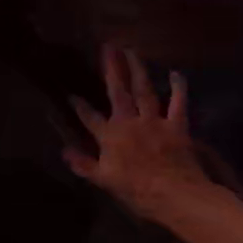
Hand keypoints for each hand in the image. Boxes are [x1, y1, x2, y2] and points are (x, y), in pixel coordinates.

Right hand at [66, 45, 214, 219]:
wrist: (178, 195)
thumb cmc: (138, 190)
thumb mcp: (104, 180)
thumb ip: (84, 164)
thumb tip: (64, 150)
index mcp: (109, 135)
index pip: (89, 117)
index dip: (78, 105)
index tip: (70, 94)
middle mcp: (129, 122)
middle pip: (117, 91)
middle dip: (111, 68)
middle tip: (107, 47)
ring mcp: (154, 121)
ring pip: (143, 90)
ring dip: (137, 69)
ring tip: (131, 50)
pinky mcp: (177, 126)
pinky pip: (178, 104)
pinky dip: (178, 88)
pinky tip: (175, 73)